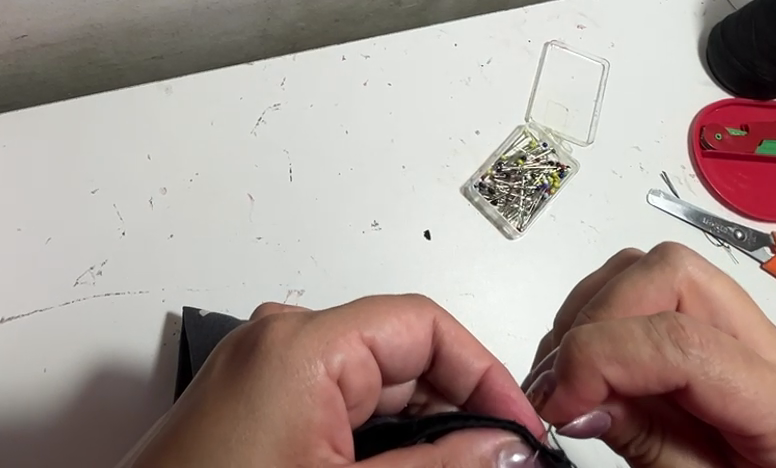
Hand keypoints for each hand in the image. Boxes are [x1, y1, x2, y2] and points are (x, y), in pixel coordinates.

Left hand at [120, 295, 542, 467]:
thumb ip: (435, 465)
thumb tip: (502, 445)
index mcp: (300, 344)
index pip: (420, 322)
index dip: (482, 371)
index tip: (519, 429)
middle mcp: (280, 338)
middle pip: (399, 351)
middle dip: (455, 408)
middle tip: (497, 462)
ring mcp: (264, 366)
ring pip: (372, 381)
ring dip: (418, 429)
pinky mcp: (256, 397)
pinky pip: (336, 400)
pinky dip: (375, 436)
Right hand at [525, 243, 775, 467]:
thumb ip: (649, 448)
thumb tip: (574, 399)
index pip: (684, 342)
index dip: (602, 357)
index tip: (556, 401)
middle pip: (670, 274)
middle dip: (596, 318)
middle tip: (560, 383)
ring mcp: (750, 334)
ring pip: (648, 269)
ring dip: (589, 313)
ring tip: (566, 377)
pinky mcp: (717, 331)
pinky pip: (643, 288)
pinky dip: (597, 317)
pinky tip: (586, 368)